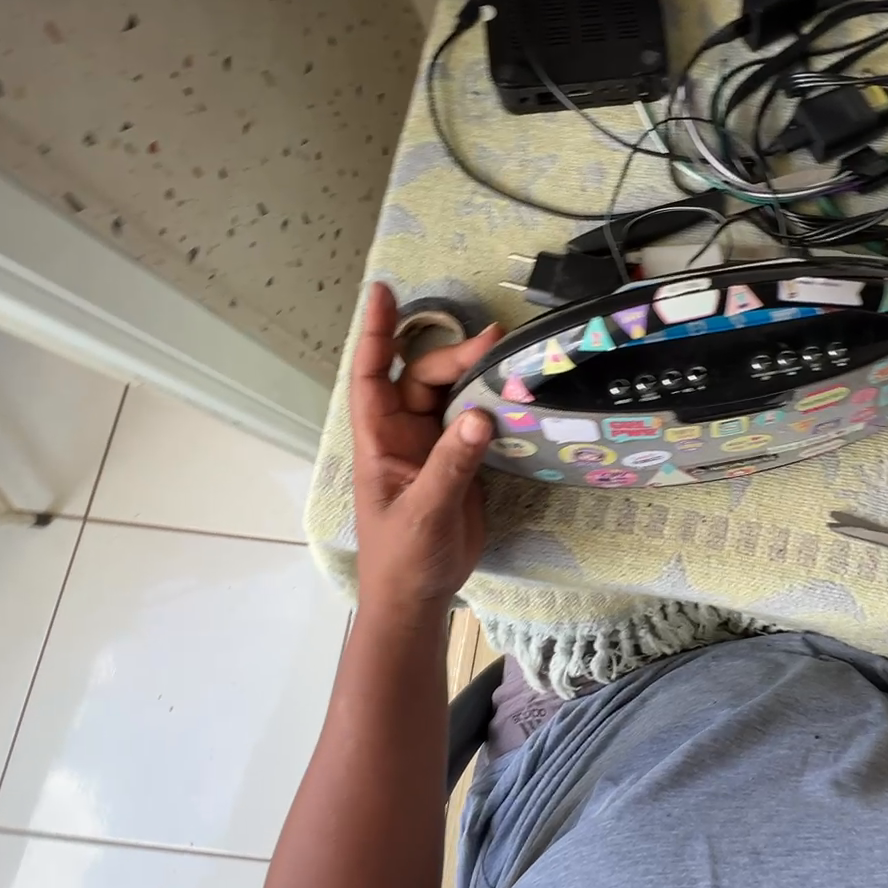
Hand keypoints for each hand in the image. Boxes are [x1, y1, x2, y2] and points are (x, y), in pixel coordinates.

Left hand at [349, 283, 504, 613]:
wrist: (419, 595)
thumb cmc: (403, 558)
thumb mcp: (424, 512)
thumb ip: (451, 464)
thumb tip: (480, 415)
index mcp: (380, 440)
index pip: (372, 375)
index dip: (375, 333)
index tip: (384, 292)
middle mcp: (404, 434)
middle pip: (424, 378)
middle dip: (454, 355)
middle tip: (496, 343)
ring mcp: (433, 447)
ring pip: (451, 395)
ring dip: (476, 374)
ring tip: (509, 357)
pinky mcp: (459, 461)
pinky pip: (474, 421)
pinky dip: (492, 404)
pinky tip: (515, 395)